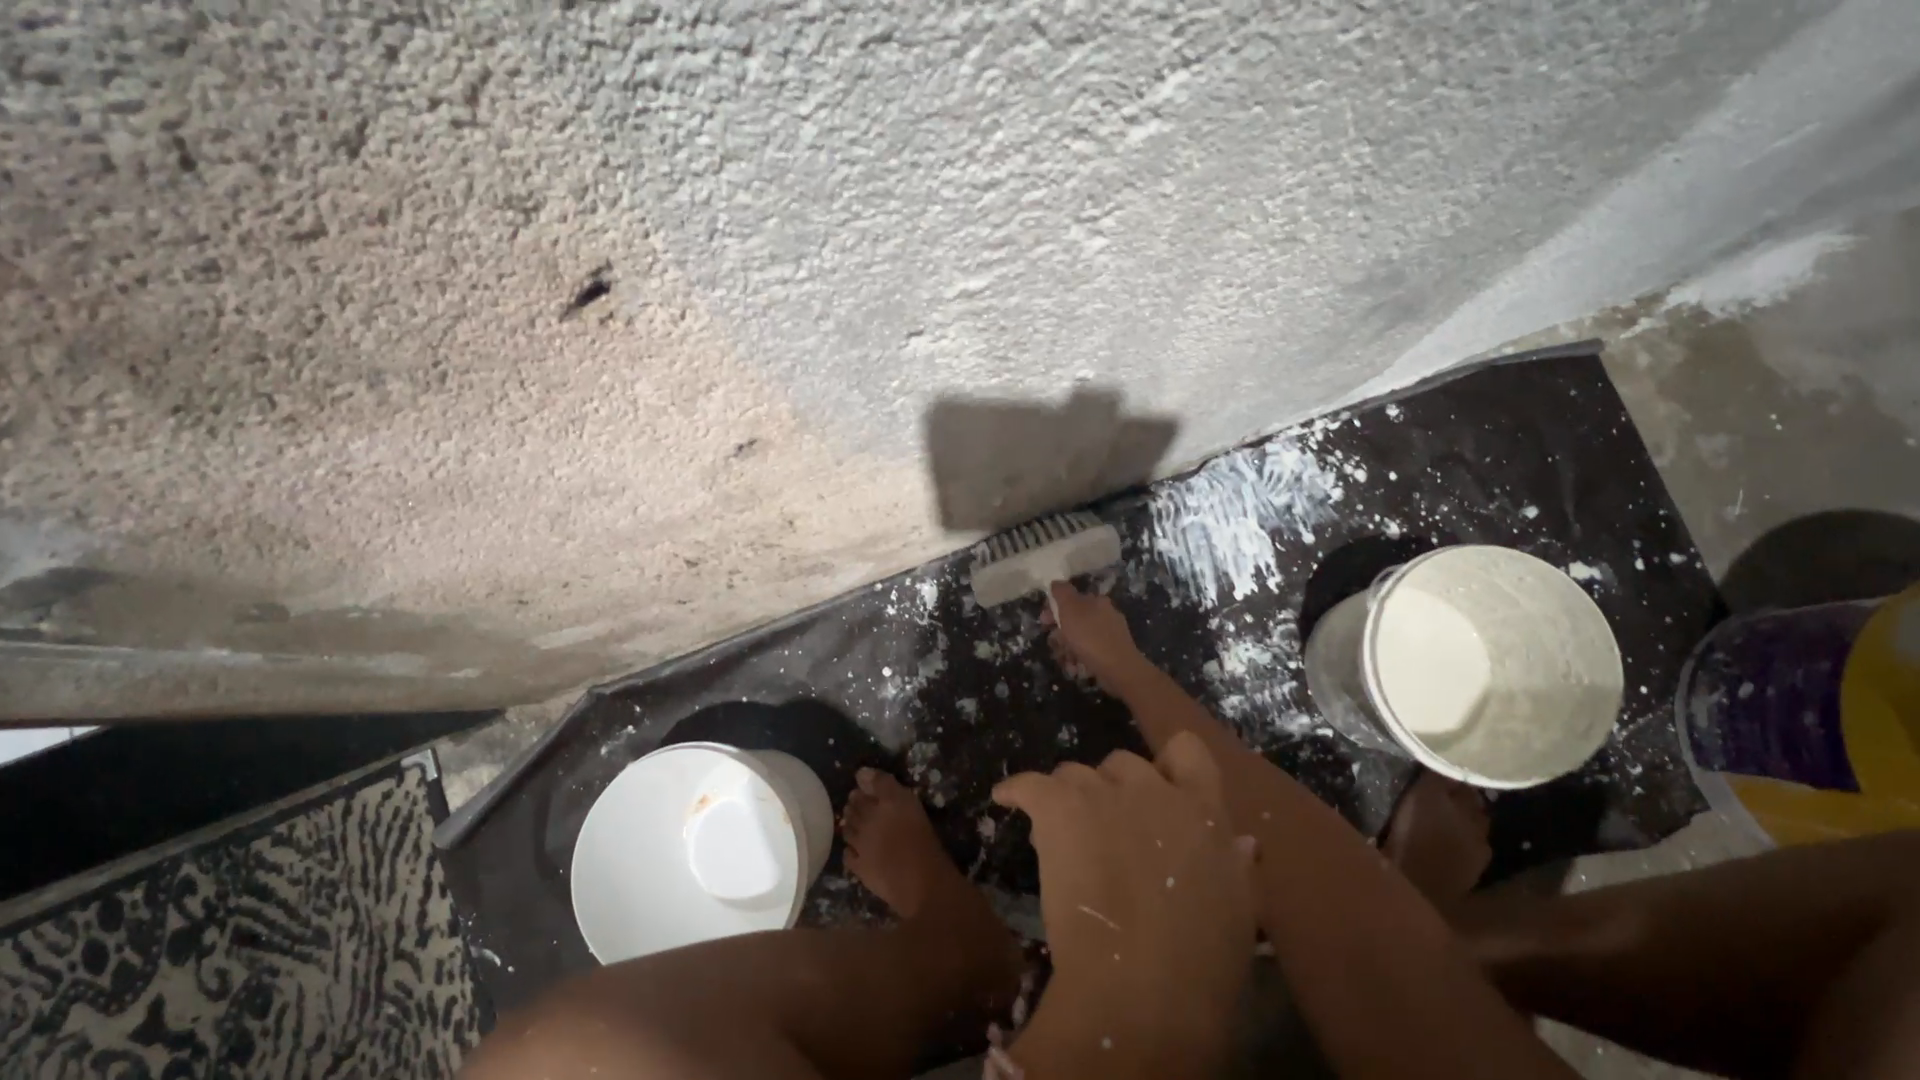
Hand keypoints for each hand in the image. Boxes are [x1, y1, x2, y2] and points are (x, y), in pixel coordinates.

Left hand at [994, 733, 1256, 1076]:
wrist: (1142, 989)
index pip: (1187, 752)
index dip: (1170, 766)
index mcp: (1204, 811)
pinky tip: (1006, 799)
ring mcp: (1105, 796)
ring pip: (1076, 774)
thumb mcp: (1237, 911)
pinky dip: (1016, 790)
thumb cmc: (1200, 964)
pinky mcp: (1060, 808)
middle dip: (1113, 791)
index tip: (1160, 788)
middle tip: (1104, 832)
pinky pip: (1029, 784)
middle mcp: (1154, 790)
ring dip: (1071, 797)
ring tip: (1061, 833)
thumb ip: (1235, 868)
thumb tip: (1243, 842)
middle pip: (1124, 764)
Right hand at [1043, 582, 1147, 692]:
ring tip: (1065, 660)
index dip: (1054, 609)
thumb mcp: (1071, 608)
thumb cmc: (1090, 636)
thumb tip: (1056, 583)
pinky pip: (1089, 653)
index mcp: (1097, 601)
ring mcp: (1110, 635)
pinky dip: (1079, 659)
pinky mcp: (1112, 653)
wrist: (1118, 668)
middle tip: (1053, 645)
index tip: (1044, 622)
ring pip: (1080, 639)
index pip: (1071, 599)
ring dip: (1067, 649)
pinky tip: (1075, 667)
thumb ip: (1062, 593)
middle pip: (1075, 621)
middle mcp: (1105, 614)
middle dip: (1060, 633)